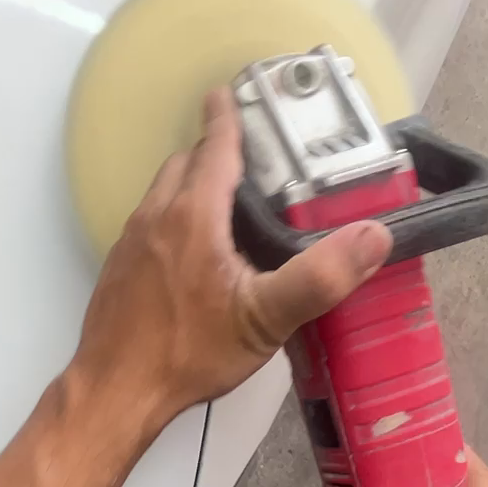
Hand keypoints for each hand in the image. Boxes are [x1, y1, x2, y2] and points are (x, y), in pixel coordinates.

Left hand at [66, 87, 391, 428]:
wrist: (116, 392)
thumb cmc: (186, 355)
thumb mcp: (264, 321)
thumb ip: (319, 277)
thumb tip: (372, 237)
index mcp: (192, 217)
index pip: (213, 148)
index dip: (227, 119)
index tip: (228, 94)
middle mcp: (154, 220)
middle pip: (183, 166)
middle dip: (210, 154)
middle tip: (243, 162)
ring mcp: (128, 246)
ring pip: (160, 195)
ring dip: (187, 187)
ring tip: (220, 206)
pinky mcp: (115, 272)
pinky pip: (145, 228)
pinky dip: (168, 222)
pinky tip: (186, 257)